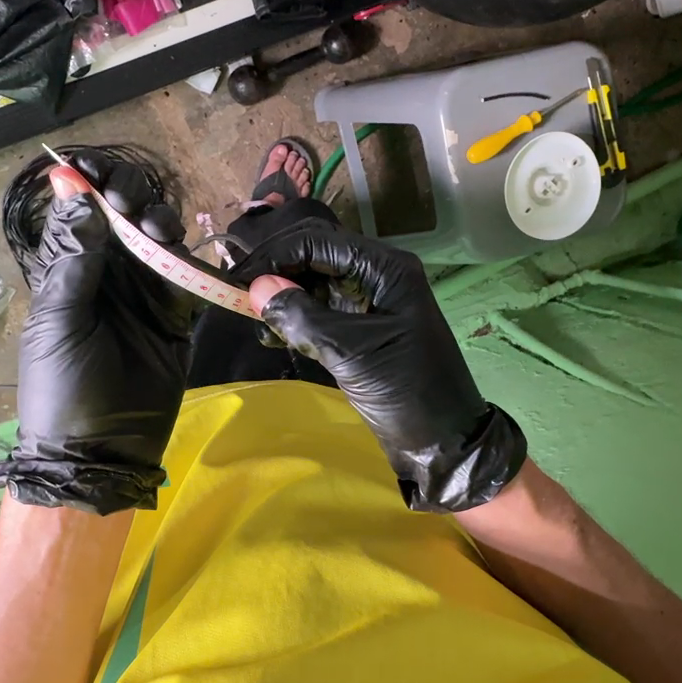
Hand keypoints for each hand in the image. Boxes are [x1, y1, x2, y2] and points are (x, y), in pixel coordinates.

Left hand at [0, 151, 192, 513]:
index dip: (83, 184)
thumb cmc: (64, 386)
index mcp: (67, 272)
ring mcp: (142, 293)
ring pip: (155, 238)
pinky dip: (185, 256)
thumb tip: (72, 191)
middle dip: (126, 196)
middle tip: (128, 203)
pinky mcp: (175, 314)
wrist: (103, 448)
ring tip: (157, 230)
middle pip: (120, 217)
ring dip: (156, 220)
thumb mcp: (60, 319)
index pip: (75, 213)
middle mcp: (105, 275)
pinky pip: (183, 274)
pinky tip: (178, 249)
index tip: (92, 165)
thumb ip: (74, 258)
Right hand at [242, 219, 525, 511]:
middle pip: (315, 255)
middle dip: (277, 271)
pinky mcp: (362, 326)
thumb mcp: (350, 352)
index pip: (317, 242)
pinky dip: (297, 317)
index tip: (236, 279)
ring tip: (254, 318)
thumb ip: (303, 317)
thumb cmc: (407, 391)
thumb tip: (257, 288)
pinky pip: (322, 308)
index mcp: (385, 267)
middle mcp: (377, 273)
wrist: (445, 440)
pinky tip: (274, 335)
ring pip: (315, 281)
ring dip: (284, 295)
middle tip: (239, 295)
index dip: (274, 256)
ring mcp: (370, 300)